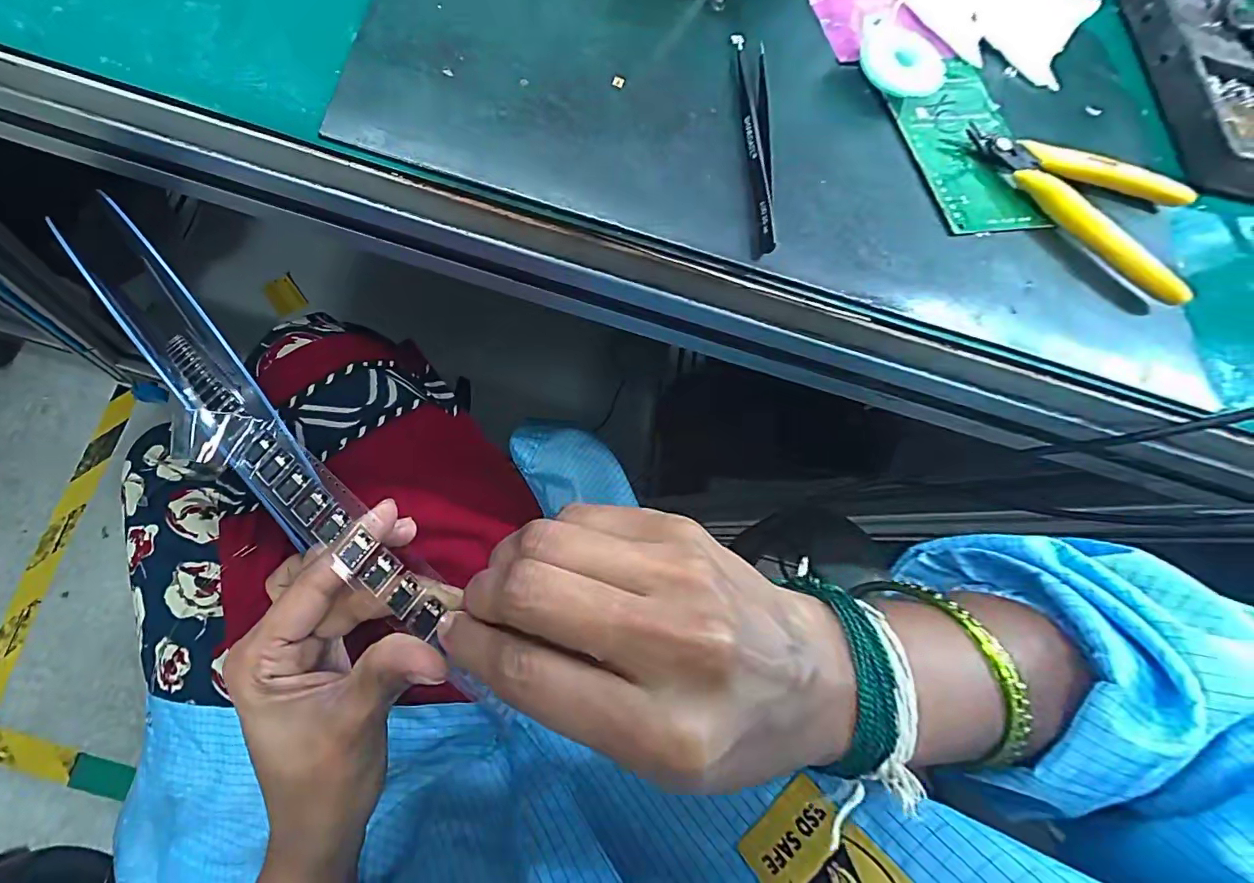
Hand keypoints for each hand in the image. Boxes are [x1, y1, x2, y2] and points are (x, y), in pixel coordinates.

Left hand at [227, 500, 449, 881]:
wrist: (322, 832)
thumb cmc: (323, 785)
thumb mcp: (352, 725)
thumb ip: (385, 673)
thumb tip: (435, 645)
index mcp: (260, 653)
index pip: (307, 588)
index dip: (348, 548)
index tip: (381, 513)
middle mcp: (270, 641)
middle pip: (319, 583)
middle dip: (360, 554)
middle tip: (401, 523)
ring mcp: (293, 646)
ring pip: (333, 595)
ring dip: (370, 573)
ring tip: (407, 542)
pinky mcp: (317, 654)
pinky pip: (344, 616)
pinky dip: (372, 600)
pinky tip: (398, 583)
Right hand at [440, 504, 855, 792]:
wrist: (817, 673)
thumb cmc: (723, 729)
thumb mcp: (646, 755)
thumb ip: (555, 696)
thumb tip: (471, 635)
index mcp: (667, 731)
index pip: (530, 671)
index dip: (473, 646)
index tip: (454, 634)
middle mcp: (677, 643)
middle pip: (529, 591)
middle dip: (483, 595)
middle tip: (483, 605)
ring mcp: (679, 572)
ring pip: (541, 540)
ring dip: (508, 559)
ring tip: (518, 579)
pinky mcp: (673, 527)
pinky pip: (572, 515)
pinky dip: (547, 539)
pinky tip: (565, 562)